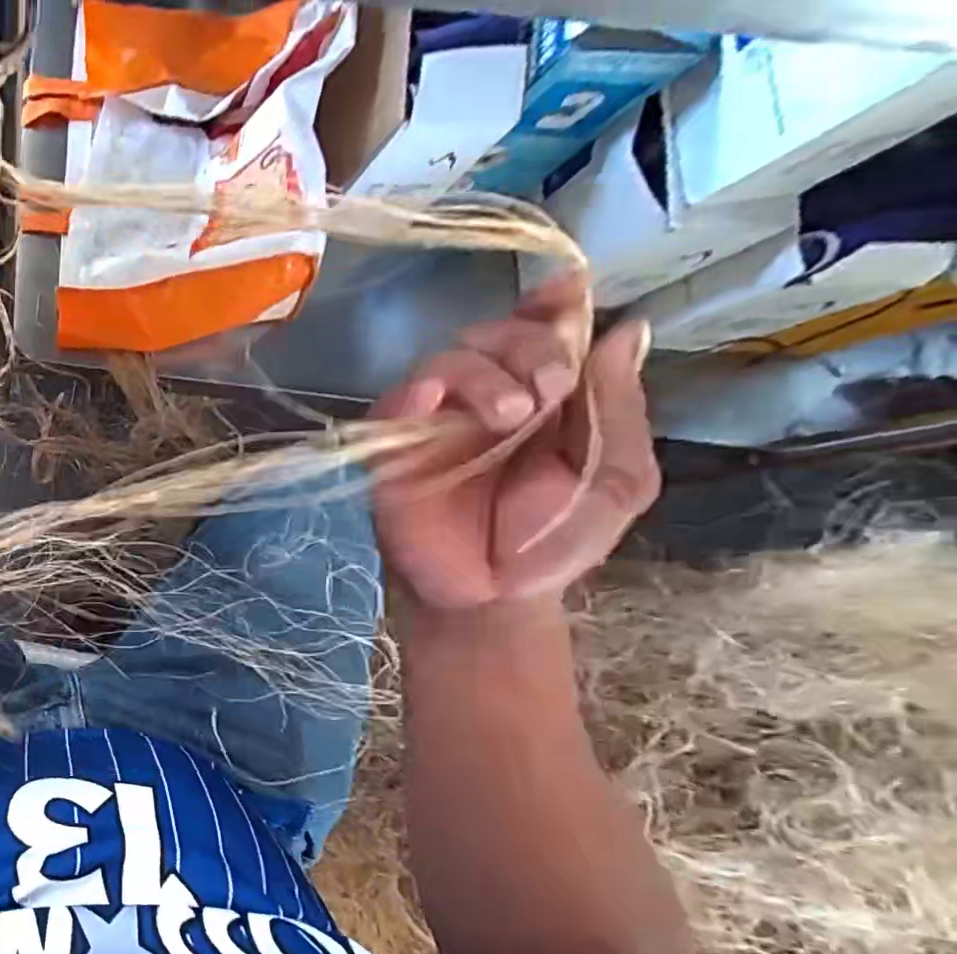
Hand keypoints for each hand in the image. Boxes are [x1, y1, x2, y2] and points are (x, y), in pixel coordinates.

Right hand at [370, 274, 658, 609]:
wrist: (490, 598)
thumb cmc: (552, 543)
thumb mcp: (617, 476)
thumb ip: (619, 407)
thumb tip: (627, 328)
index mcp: (541, 399)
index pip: (541, 331)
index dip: (552, 304)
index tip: (568, 289)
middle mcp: (484, 399)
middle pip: (494, 333)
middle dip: (530, 344)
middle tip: (551, 388)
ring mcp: (434, 421)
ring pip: (448, 357)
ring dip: (487, 370)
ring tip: (513, 416)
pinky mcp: (391, 446)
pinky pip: (397, 398)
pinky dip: (420, 386)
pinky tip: (440, 402)